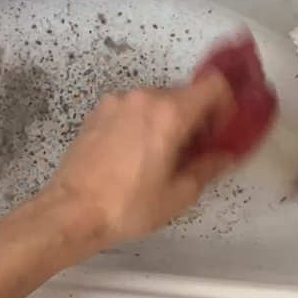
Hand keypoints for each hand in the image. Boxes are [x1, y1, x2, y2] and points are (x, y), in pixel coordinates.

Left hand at [37, 72, 236, 248]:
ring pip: (157, 102)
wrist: (71, 211)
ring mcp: (117, 103)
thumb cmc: (126, 205)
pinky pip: (133, 109)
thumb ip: (209, 167)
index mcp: (169, 113)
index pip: (213, 86)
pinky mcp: (98, 113)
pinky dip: (144, 123)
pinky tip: (138, 155)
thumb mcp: (179, 194)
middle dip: (197, 119)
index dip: (226, 104)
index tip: (222, 128)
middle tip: (197, 151)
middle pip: (184, 95)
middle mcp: (143, 98)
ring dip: (169, 121)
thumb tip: (224, 157)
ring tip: (165, 156)